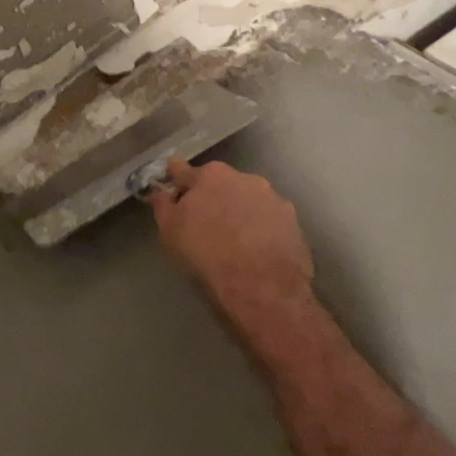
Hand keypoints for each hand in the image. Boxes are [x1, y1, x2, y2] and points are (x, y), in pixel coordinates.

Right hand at [149, 158, 313, 312]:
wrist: (260, 285)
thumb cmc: (205, 252)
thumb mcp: (169, 229)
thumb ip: (163, 205)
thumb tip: (161, 192)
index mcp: (211, 175)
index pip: (183, 170)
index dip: (175, 182)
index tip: (172, 193)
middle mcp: (245, 178)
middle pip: (220, 183)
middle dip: (211, 197)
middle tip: (203, 223)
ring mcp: (273, 199)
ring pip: (248, 200)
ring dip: (239, 212)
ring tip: (234, 240)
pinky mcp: (294, 222)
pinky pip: (269, 220)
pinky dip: (261, 228)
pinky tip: (255, 250)